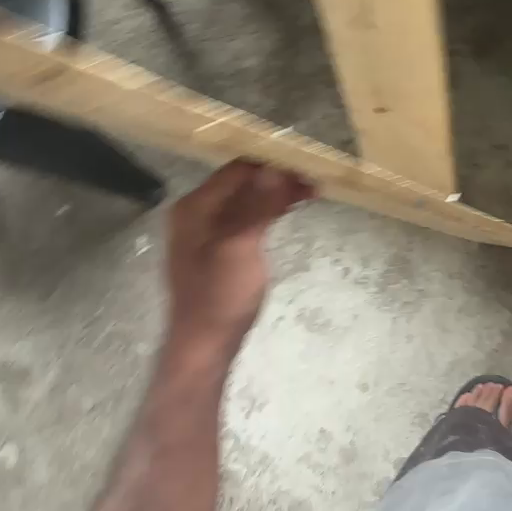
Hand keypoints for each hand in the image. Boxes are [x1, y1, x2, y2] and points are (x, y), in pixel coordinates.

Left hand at [165, 160, 315, 354]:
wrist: (204, 347)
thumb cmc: (220, 296)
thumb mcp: (240, 247)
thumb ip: (256, 205)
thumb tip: (275, 167)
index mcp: (195, 207)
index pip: (238, 168)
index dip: (273, 163)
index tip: (307, 165)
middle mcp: (197, 212)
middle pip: (243, 181)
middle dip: (278, 177)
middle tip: (315, 181)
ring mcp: (207, 231)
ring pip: (248, 198)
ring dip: (277, 192)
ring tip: (310, 192)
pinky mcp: (220, 247)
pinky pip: (247, 216)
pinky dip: (269, 209)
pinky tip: (289, 210)